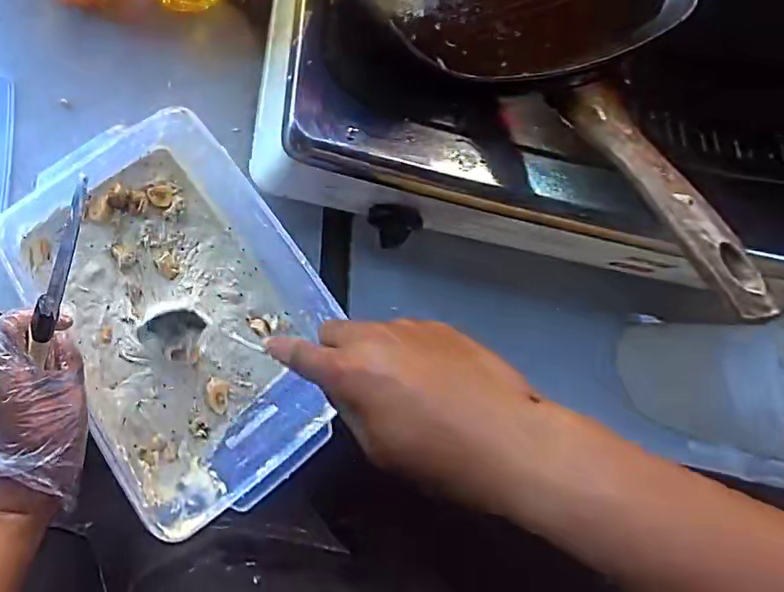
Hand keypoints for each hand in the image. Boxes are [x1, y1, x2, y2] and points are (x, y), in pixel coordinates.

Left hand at [0, 309, 86, 506]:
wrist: (22, 493)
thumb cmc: (50, 440)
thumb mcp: (71, 391)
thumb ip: (66, 355)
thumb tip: (60, 336)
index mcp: (5, 369)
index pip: (11, 322)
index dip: (38, 315)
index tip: (63, 324)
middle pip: (7, 335)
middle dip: (35, 333)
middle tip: (60, 344)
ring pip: (6, 352)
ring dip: (30, 351)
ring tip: (54, 364)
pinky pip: (4, 371)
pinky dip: (23, 367)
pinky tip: (42, 383)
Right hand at [266, 319, 562, 516]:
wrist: (511, 439)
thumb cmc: (440, 458)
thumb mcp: (380, 449)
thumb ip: (352, 411)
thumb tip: (346, 391)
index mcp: (352, 371)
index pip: (305, 355)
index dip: (286, 351)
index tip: (272, 343)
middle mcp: (375, 338)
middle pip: (335, 330)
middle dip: (335, 351)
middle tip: (355, 380)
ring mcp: (409, 327)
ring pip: (372, 329)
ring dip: (374, 349)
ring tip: (405, 384)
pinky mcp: (440, 326)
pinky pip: (407, 333)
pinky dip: (407, 349)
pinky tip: (436, 378)